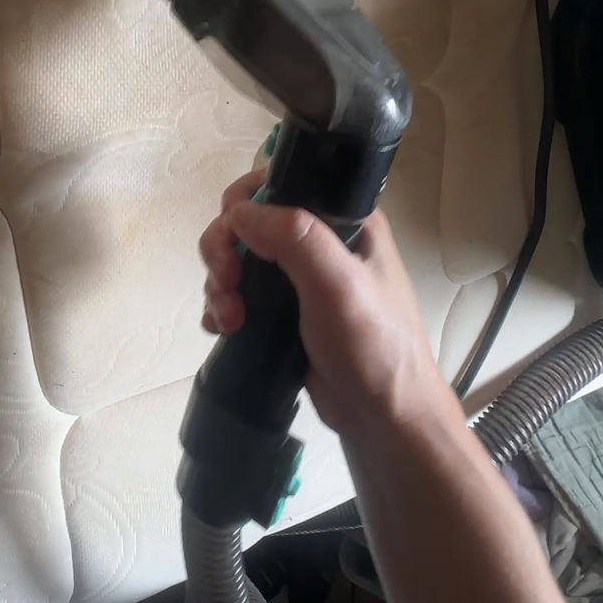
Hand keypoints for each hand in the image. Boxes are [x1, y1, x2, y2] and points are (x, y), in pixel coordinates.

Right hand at [198, 172, 451, 437]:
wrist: (382, 420)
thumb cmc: (373, 347)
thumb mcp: (339, 285)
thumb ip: (294, 238)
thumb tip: (238, 212)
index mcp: (344, 219)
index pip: (281, 183)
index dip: (246, 200)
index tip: (233, 230)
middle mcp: (318, 241)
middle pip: (247, 222)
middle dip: (224, 250)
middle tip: (226, 282)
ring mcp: (297, 276)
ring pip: (235, 258)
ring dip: (220, 284)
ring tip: (229, 319)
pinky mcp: (280, 309)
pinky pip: (235, 292)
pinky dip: (221, 305)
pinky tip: (222, 326)